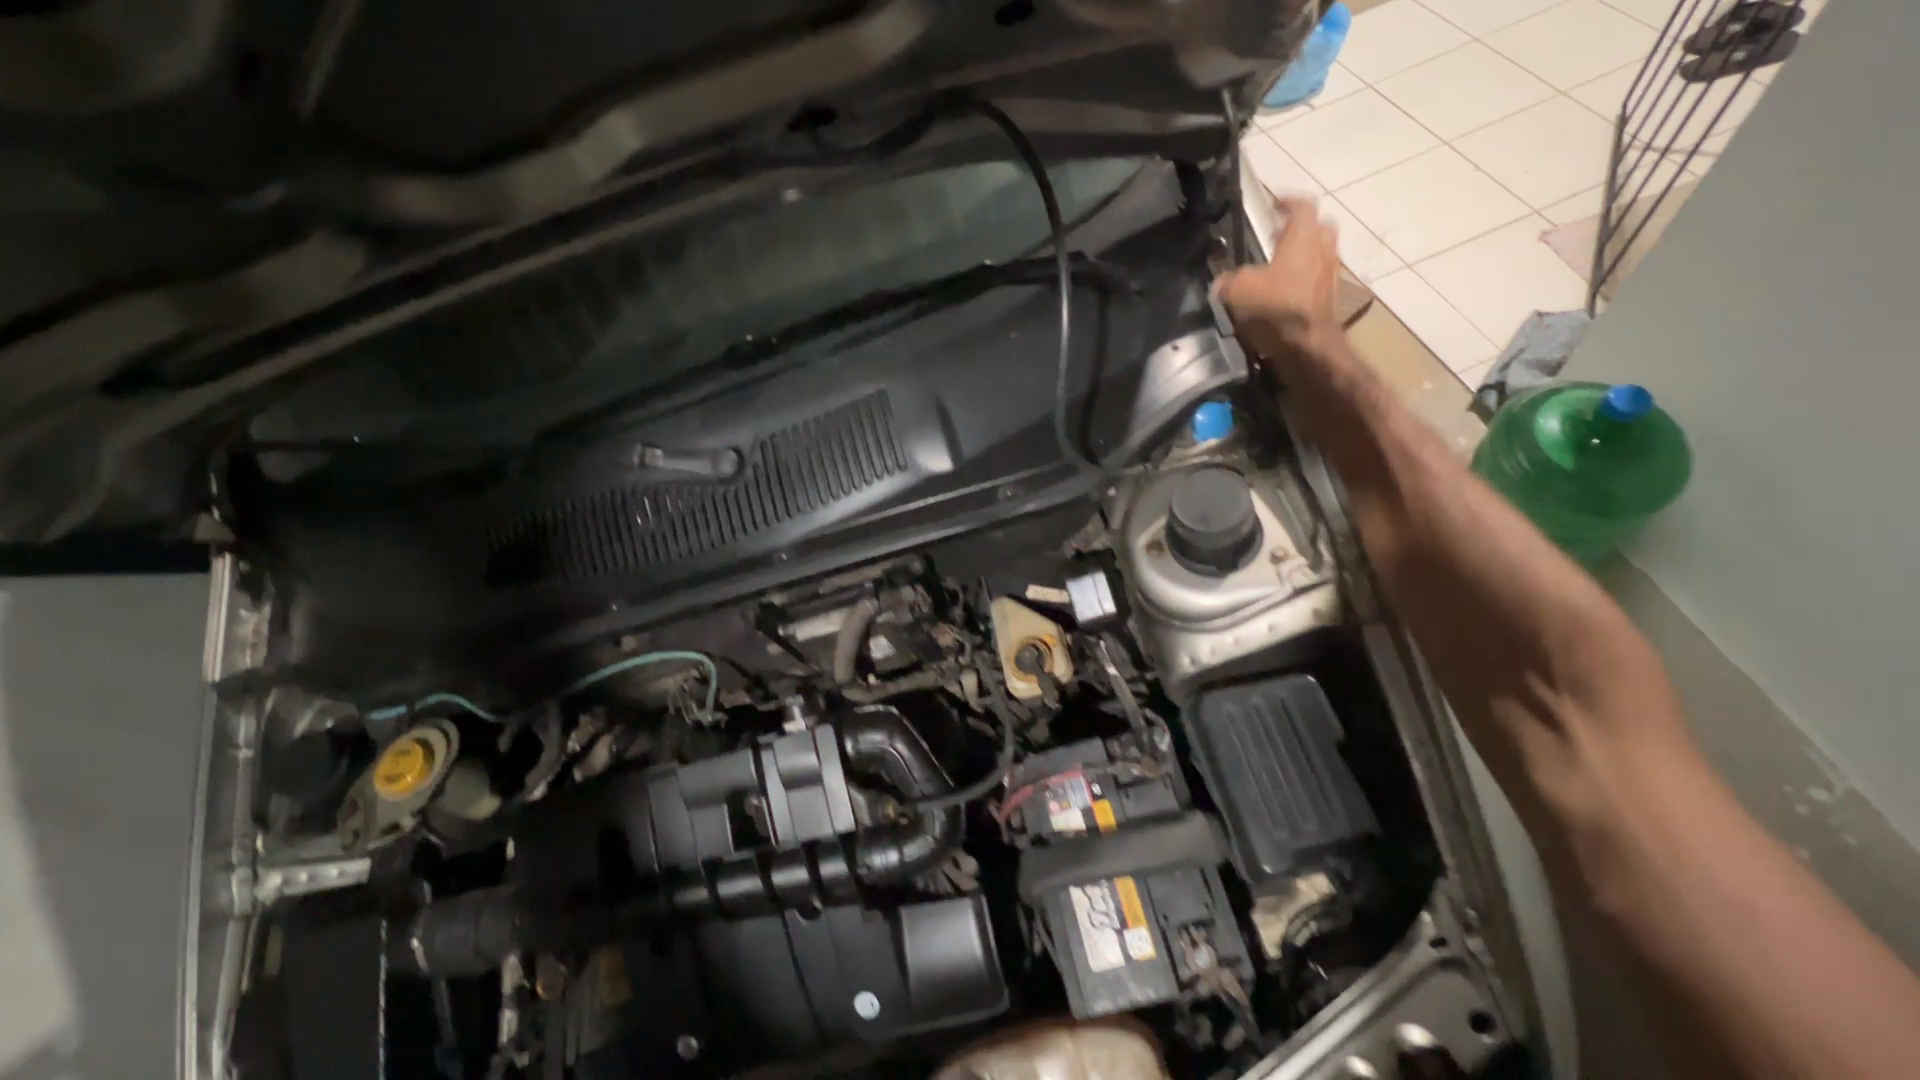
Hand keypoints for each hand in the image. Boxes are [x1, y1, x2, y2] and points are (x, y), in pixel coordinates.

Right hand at [1214, 196, 1341, 362]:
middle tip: (1278, 236)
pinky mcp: (1330, 299)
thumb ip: (1229, 280)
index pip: (1302, 206)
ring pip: (1321, 253)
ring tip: (1278, 267)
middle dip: (1300, 228)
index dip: (1287, 201)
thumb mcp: (1239, 290)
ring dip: (1304, 255)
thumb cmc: (1277, 308)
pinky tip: (1285, 293)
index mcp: (1303, 238)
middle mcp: (1323, 250)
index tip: (1273, 204)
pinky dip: (1305, 280)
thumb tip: (1221, 282)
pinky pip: (1318, 279)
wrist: (1309, 346)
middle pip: (1319, 226)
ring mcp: (1331, 275)